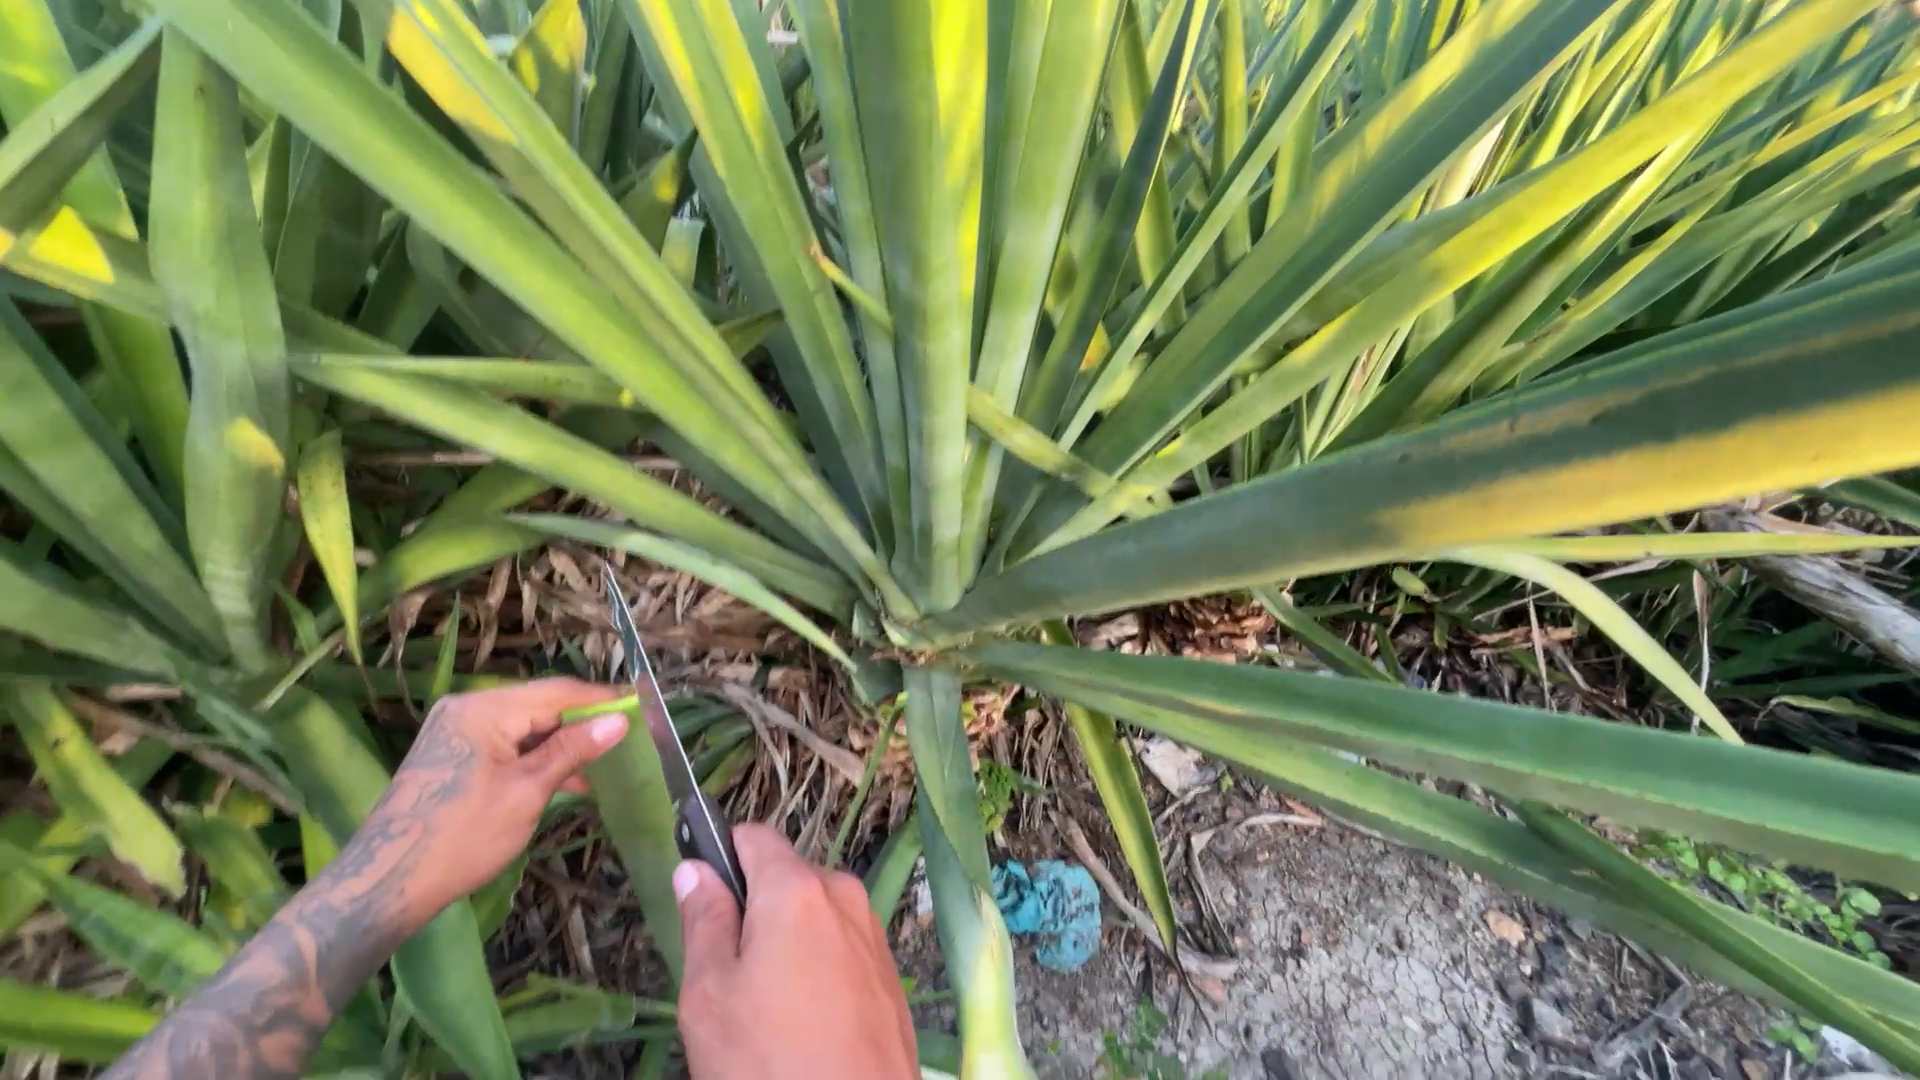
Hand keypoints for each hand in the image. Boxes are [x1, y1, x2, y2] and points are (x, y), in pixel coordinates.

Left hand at [359, 678, 628, 931]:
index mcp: (484, 709)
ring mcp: (457, 731)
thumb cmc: (462, 836)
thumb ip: (574, 750)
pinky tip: (564, 778)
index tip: (640, 710)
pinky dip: (536, 756)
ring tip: (601, 765)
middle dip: (583, 723)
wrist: (384, 887)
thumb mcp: (528, 791)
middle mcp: (468, 708)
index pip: (558, 691)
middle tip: (625, 739)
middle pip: (542, 704)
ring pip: (526, 725)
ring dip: (562, 743)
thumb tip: (619, 720)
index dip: (601, 700)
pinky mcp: (453, 753)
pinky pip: (507, 742)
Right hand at [675, 826, 917, 1078]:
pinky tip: (807, 1020)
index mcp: (797, 887)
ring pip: (813, 913)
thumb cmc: (769, 1061)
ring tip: (767, 1008)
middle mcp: (842, 893)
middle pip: (784, 877)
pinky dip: (818, 964)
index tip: (702, 897)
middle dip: (754, 910)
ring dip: (786, 940)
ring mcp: (871, 930)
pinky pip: (840, 944)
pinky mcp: (888, 968)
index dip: (721, 855)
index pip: (754, 835)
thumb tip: (694, 868)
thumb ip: (704, 920)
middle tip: (731, 975)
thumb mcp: (711, 994)